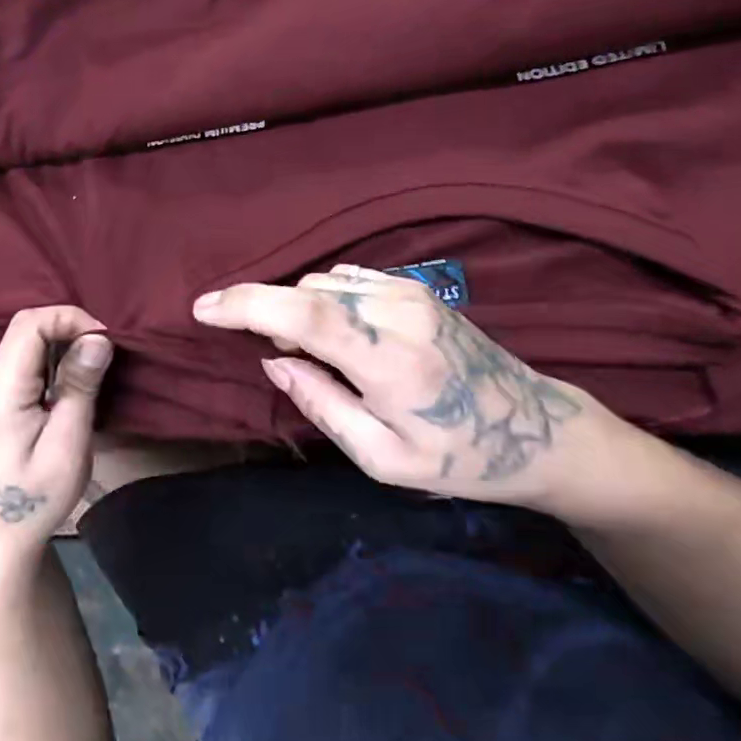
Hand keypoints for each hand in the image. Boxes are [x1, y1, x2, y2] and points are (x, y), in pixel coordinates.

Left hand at [0, 307, 114, 572]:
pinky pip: (18, 364)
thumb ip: (80, 386)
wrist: (0, 537)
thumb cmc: (36, 496)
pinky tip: (67, 385)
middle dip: (68, 330)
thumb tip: (98, 338)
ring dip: (59, 346)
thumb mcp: (68, 443)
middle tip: (103, 353)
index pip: (30, 324)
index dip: (69, 318)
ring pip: (22, 345)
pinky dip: (47, 362)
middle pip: (25, 330)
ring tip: (90, 370)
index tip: (105, 339)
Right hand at [193, 265, 641, 514]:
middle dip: (270, 317)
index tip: (202, 309)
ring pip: (321, 285)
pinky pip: (344, 281)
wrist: (537, 430)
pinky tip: (337, 334)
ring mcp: (411, 294)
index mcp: (392, 364)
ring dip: (298, 311)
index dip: (246, 306)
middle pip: (305, 295)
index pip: (304, 316)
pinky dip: (322, 302)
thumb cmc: (459, 458)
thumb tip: (274, 363)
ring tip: (315, 355)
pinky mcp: (416, 289)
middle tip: (282, 361)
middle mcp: (399, 314)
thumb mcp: (382, 458)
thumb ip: (322, 405)